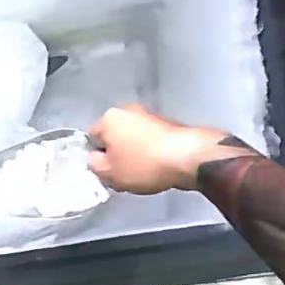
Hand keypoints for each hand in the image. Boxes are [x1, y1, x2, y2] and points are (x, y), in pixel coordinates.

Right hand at [87, 105, 235, 193]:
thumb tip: (96, 157)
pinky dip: (151, 151)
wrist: (192, 158)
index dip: (98, 157)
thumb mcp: (107, 173)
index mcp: (108, 118)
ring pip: (132, 138)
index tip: (109, 170)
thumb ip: (93, 164)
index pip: (92, 139)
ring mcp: (150, 115)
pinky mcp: (169, 123)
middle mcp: (127, 110)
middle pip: (113, 137)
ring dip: (134, 152)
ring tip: (144, 170)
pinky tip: (158, 165)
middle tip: (124, 172)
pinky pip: (150, 140)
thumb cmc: (143, 164)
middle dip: (117, 152)